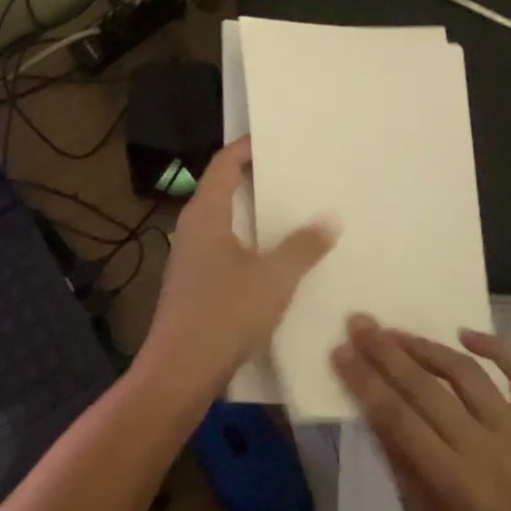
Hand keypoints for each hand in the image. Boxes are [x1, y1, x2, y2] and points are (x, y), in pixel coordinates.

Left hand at [136, 136, 334, 397]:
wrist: (181, 371)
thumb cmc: (224, 314)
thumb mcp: (274, 279)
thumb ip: (303, 247)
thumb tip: (329, 217)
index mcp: (206, 214)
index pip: (223, 163)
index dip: (247, 147)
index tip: (278, 139)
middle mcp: (194, 228)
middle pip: (224, 189)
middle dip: (257, 179)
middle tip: (297, 173)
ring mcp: (192, 257)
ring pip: (226, 221)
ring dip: (256, 214)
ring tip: (295, 211)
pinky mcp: (196, 283)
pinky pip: (227, 247)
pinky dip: (251, 241)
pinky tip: (278, 257)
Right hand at [332, 314, 510, 510]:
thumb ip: (396, 457)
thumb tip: (369, 403)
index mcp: (453, 483)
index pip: (397, 418)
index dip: (364, 381)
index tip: (339, 350)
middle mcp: (488, 452)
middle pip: (427, 389)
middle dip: (386, 352)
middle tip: (359, 323)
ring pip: (468, 375)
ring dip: (427, 347)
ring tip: (396, 332)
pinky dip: (500, 349)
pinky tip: (466, 334)